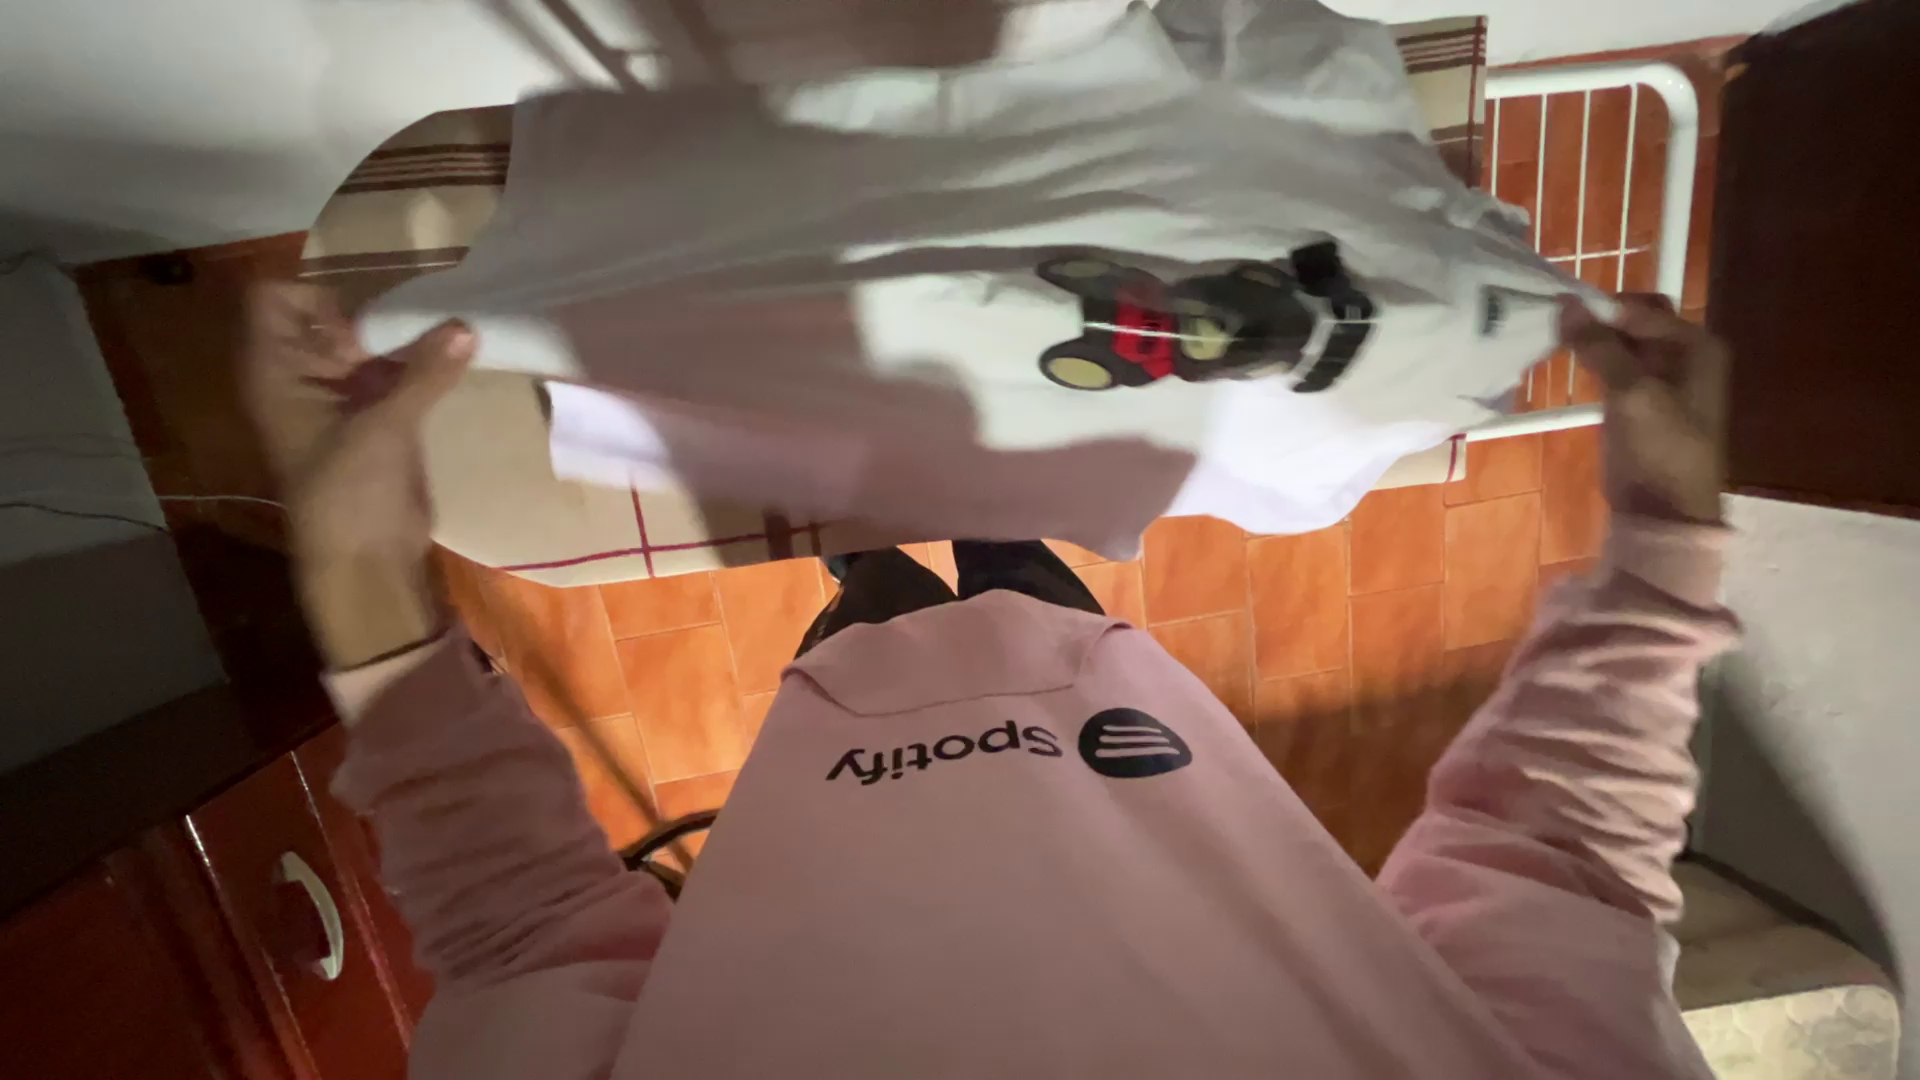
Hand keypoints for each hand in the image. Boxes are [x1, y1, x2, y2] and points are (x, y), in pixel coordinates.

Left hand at [242, 283, 475, 667]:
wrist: (368, 555)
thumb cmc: (351, 492)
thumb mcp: (384, 428)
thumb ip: (425, 375)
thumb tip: (467, 326)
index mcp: (279, 371)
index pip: (279, 300)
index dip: (323, 294)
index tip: (378, 308)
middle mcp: (307, 377)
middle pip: (334, 320)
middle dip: (381, 311)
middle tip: (435, 307)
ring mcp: (347, 399)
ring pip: (374, 349)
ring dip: (411, 340)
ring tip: (458, 328)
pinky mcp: (383, 420)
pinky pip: (401, 378)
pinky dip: (426, 368)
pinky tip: (460, 363)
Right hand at [1557, 295, 1729, 525]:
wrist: (1663, 503)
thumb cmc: (1659, 445)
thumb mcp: (1631, 393)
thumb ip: (1600, 348)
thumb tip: (1567, 306)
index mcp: (1695, 346)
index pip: (1641, 309)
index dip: (1600, 306)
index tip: (1552, 306)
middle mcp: (1681, 354)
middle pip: (1634, 321)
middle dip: (1596, 319)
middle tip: (1551, 324)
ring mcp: (1658, 378)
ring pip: (1620, 343)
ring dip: (1589, 340)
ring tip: (1550, 341)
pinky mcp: (1635, 400)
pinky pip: (1612, 366)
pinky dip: (1590, 360)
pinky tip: (1564, 363)